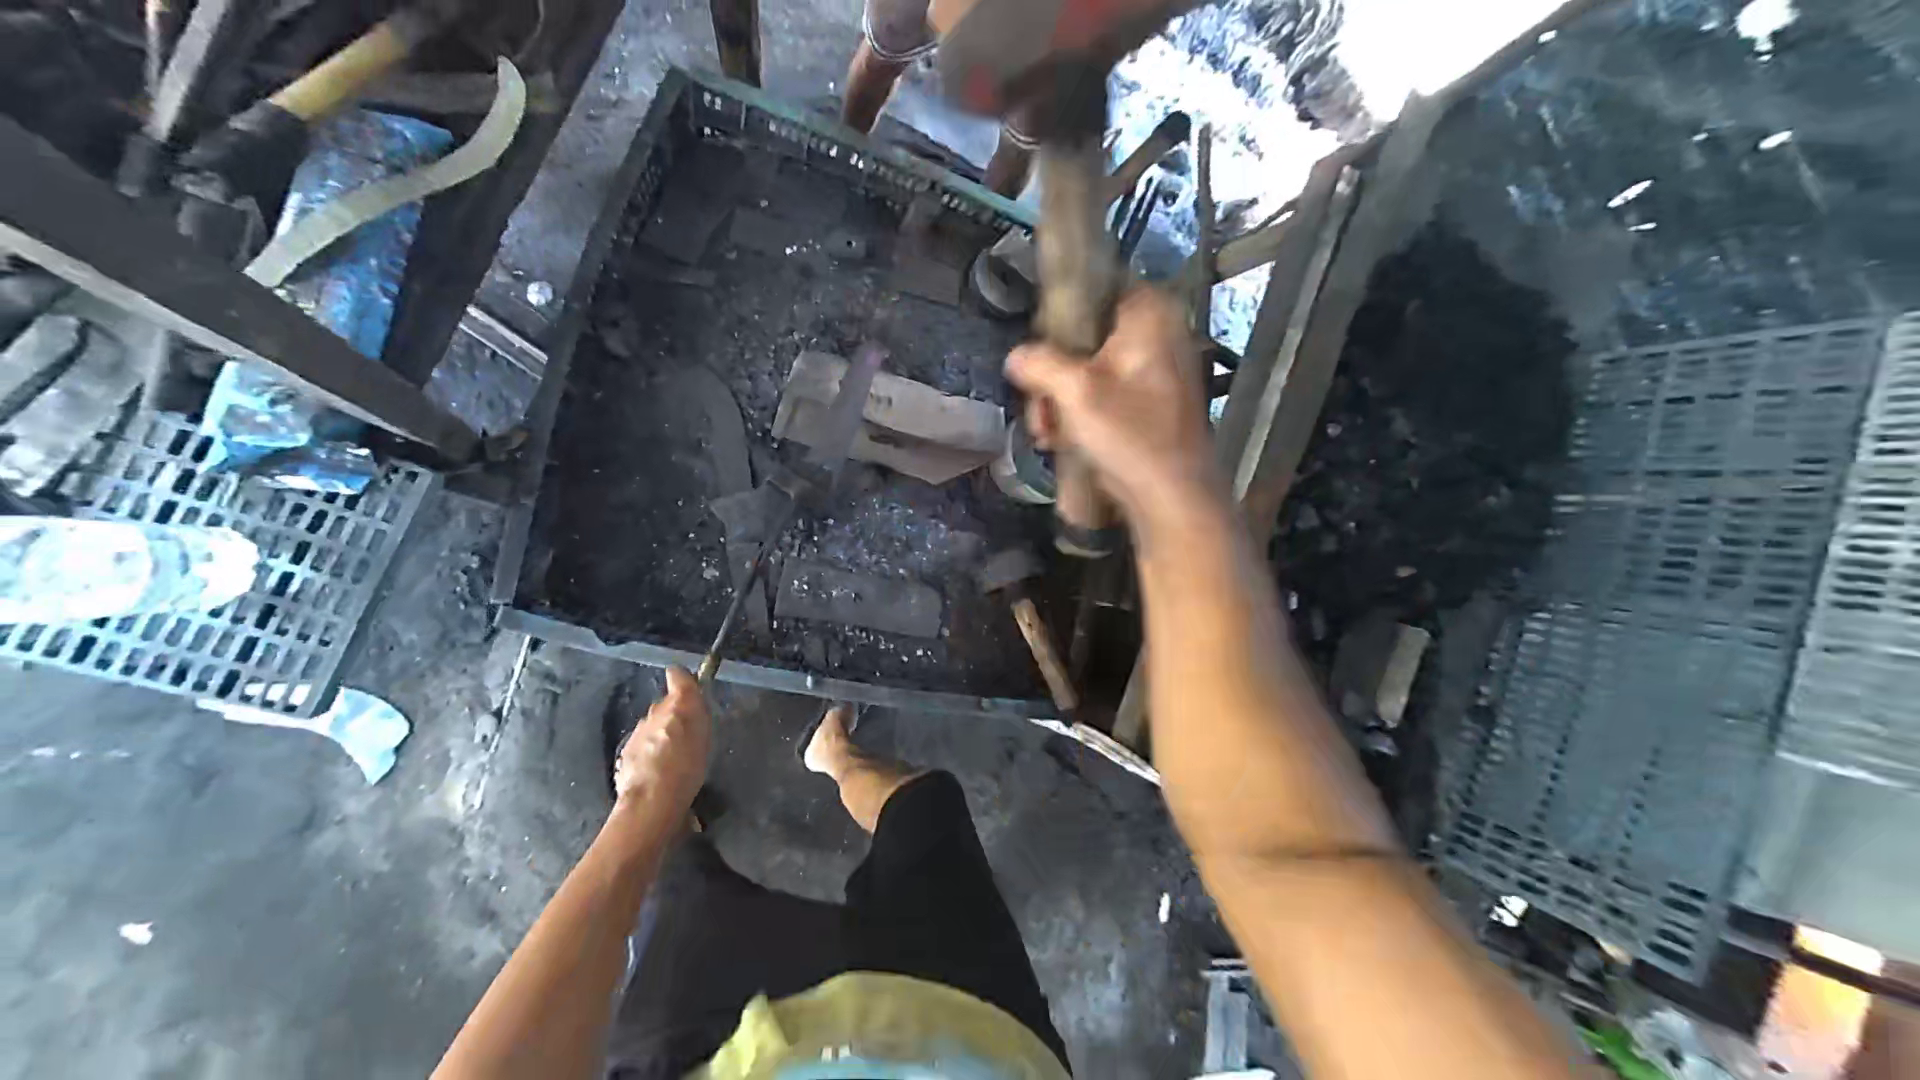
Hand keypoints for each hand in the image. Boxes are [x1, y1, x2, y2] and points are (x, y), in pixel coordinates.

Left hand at [613, 666, 710, 820]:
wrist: (651, 800)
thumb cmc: (689, 768)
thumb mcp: (705, 737)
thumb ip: (697, 715)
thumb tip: (692, 703)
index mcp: (680, 703)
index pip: (678, 674)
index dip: (683, 679)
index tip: (690, 689)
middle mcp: (656, 711)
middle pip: (666, 704)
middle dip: (674, 715)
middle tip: (687, 736)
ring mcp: (638, 730)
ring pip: (653, 724)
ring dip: (662, 735)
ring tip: (673, 758)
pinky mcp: (626, 749)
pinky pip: (643, 742)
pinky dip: (650, 751)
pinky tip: (657, 771)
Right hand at [1005, 286, 1221, 521]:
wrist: (1172, 497)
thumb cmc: (1129, 433)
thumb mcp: (1074, 391)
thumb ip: (1038, 363)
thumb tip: (1015, 356)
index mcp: (1150, 314)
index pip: (1094, 288)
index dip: (1059, 316)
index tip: (1037, 350)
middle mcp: (1159, 334)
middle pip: (1086, 336)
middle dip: (1053, 374)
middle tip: (1039, 408)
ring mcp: (1157, 371)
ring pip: (1090, 370)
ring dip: (1061, 400)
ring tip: (1048, 433)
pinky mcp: (1152, 404)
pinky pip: (1105, 395)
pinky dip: (1082, 414)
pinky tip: (1064, 441)